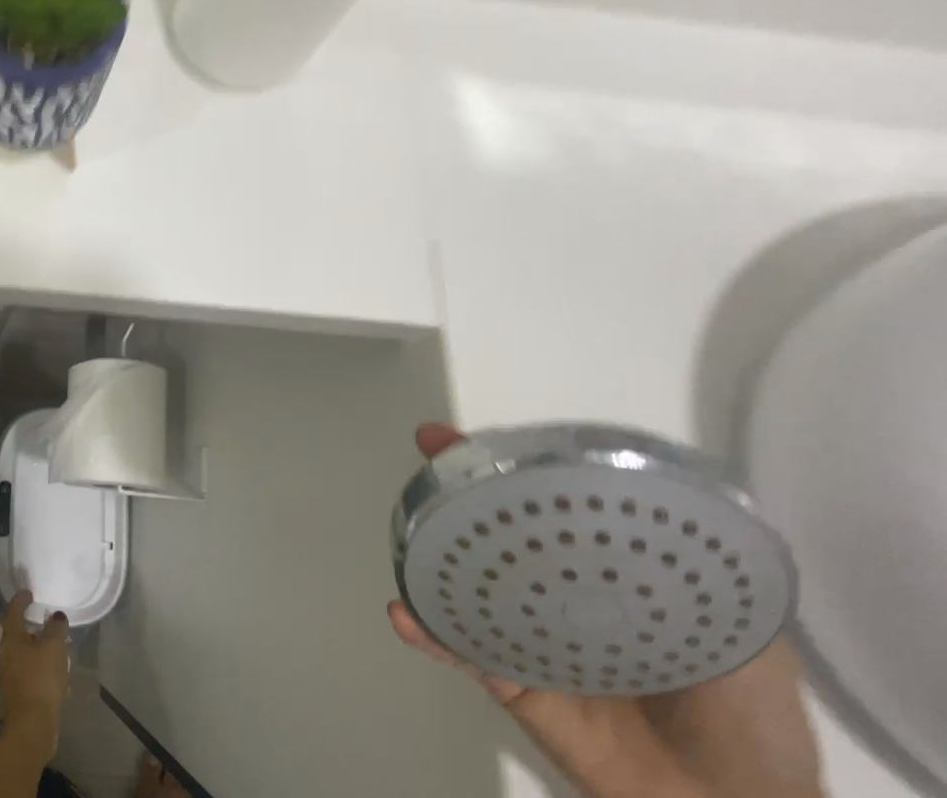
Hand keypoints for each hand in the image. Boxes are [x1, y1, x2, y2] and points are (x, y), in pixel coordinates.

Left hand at [0, 590, 70, 754]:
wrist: (32, 725)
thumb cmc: (40, 679)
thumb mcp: (53, 648)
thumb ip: (56, 628)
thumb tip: (56, 615)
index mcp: (11, 640)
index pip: (12, 612)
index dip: (20, 600)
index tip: (28, 592)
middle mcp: (6, 656)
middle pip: (17, 635)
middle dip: (31, 626)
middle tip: (47, 620)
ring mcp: (11, 677)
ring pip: (25, 655)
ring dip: (38, 649)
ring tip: (56, 648)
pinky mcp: (19, 695)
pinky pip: (31, 673)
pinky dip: (42, 669)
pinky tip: (57, 675)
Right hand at [388, 424, 824, 797]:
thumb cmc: (749, 724)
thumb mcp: (749, 638)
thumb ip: (711, 580)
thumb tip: (665, 506)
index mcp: (619, 576)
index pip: (569, 506)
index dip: (531, 463)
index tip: (508, 428)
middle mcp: (569, 595)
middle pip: (510, 530)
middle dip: (467, 484)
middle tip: (429, 445)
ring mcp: (533, 636)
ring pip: (474, 581)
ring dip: (433, 548)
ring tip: (405, 522)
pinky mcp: (513, 683)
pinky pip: (464, 651)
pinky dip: (429, 632)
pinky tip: (403, 610)